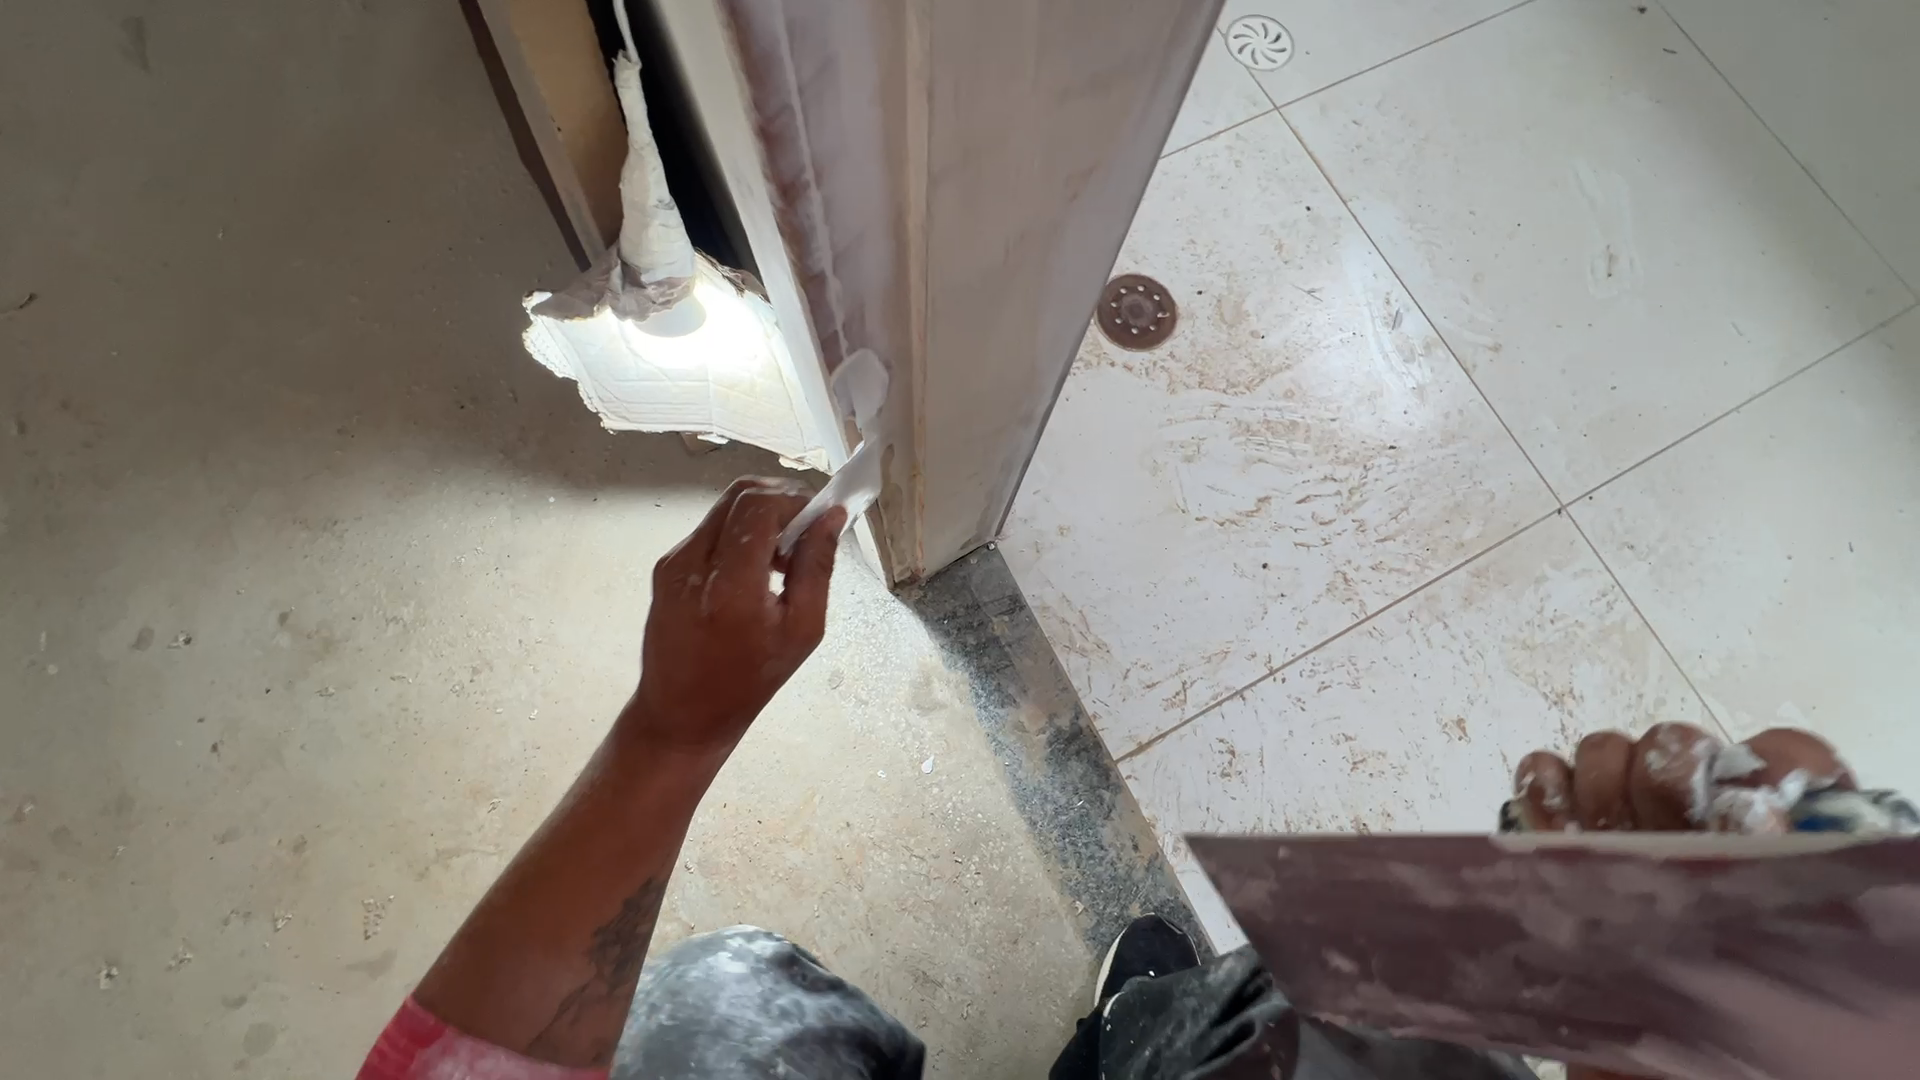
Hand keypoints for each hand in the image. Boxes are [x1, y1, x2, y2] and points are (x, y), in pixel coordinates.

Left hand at [623, 477, 845, 754]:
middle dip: (781, 499)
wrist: (681, 714)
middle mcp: (693, 563)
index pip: (760, 506)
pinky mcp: (666, 567)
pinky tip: (757, 568)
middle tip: (806, 531)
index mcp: (730, 586)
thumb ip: (817, 567)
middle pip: (740, 494)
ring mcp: (673, 562)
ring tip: (784, 556)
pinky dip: (741, 532)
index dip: (796, 499)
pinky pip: (711, 529)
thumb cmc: (750, 681)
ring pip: (725, 508)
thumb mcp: (802, 630)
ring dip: (762, 516)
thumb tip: (832, 517)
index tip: (821, 518)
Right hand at [1509, 725, 1854, 1079]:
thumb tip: (1769, 834)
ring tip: (1605, 840)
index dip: (1768, 768)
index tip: (1756, 826)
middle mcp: (1699, 814)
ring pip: (1603, 748)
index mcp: (1785, 844)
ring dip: (1600, 787)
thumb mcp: (1808, 972)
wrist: (1660, 1072)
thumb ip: (1804, 899)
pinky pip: (1538, 771)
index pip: (1783, 754)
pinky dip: (1540, 790)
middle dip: (1666, 779)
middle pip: (1675, 742)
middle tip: (1667, 832)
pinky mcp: (1552, 826)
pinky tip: (1554, 832)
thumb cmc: (1755, 1036)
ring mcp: (1619, 815)